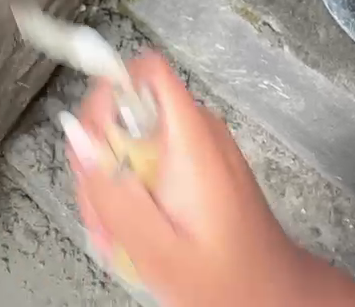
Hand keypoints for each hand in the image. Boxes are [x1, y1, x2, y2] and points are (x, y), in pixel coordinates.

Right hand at [61, 53, 354, 306]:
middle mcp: (196, 127)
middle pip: (128, 107)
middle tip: (99, 210)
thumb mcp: (158, 250)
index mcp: (190, 137)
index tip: (90, 136)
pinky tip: (135, 229)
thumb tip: (77, 139)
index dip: (108, 90)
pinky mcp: (198, 159)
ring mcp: (199, 141)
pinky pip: (150, 152)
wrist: (277, 298)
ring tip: (115, 232)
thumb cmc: (228, 282)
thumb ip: (113, 194)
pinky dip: (134, 184)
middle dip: (101, 153)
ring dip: (113, 177)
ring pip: (133, 133)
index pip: (146, 70)